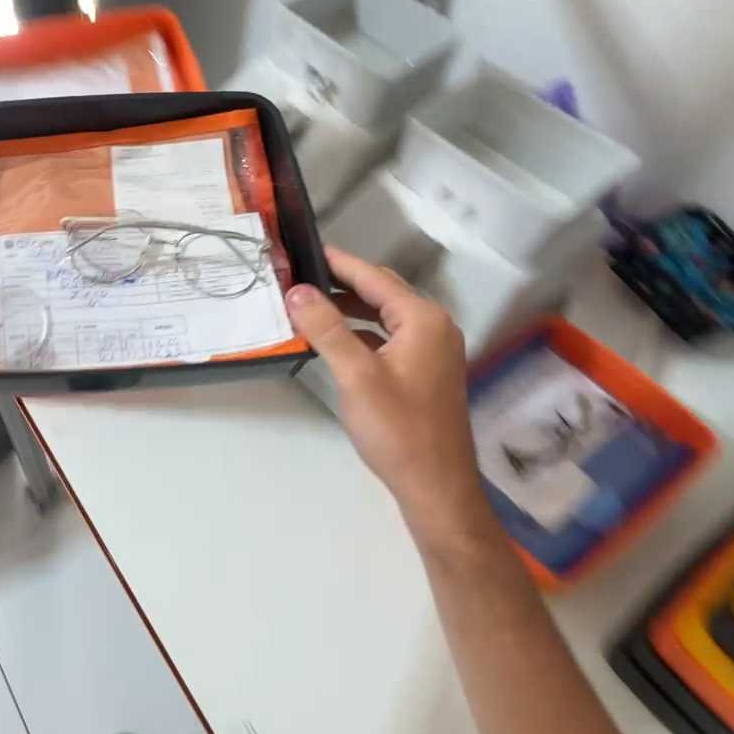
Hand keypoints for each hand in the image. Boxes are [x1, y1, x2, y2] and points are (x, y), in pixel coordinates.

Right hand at [284, 246, 488, 537]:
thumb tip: (297, 291)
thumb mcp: (356, 375)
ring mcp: (432, 351)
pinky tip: (334, 340)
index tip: (304, 248)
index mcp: (423, 320)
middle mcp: (434, 327)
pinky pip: (388, 338)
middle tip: (300, 274)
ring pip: (384, 316)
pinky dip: (360, 333)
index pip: (374, 278)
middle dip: (341, 282)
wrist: (435, 485)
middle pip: (382, 292)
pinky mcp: (425, 372)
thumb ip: (326, 329)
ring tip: (309, 304)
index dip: (338, 262)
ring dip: (349, 309)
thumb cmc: (398, 429)